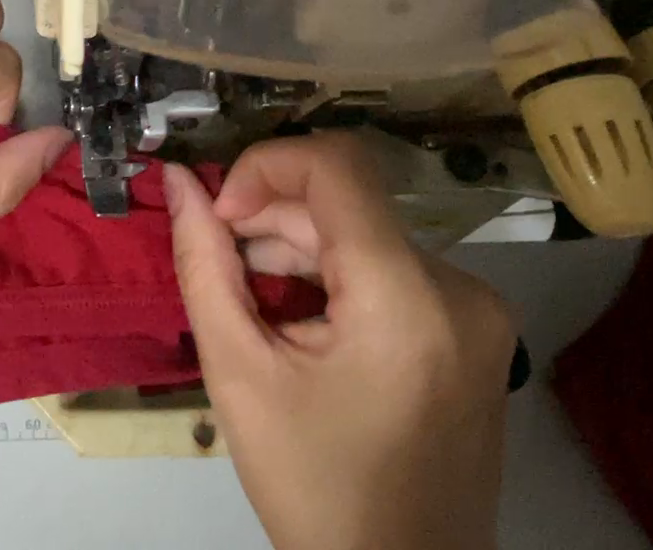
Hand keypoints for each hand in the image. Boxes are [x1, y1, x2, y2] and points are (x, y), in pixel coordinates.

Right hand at [166, 134, 512, 549]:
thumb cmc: (313, 485)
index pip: (336, 166)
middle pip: (344, 206)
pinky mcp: (472, 328)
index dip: (264, 166)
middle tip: (220, 264)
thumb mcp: (238, 372)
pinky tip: (296, 318)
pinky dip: (330, 274)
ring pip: (362, 233)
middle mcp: (458, 288)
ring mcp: (474, 309)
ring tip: (252, 301)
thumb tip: (177, 180)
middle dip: (268, 218)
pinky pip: (387, 266)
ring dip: (295, 248)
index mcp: (407, 299)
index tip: (218, 215)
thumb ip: (202, 263)